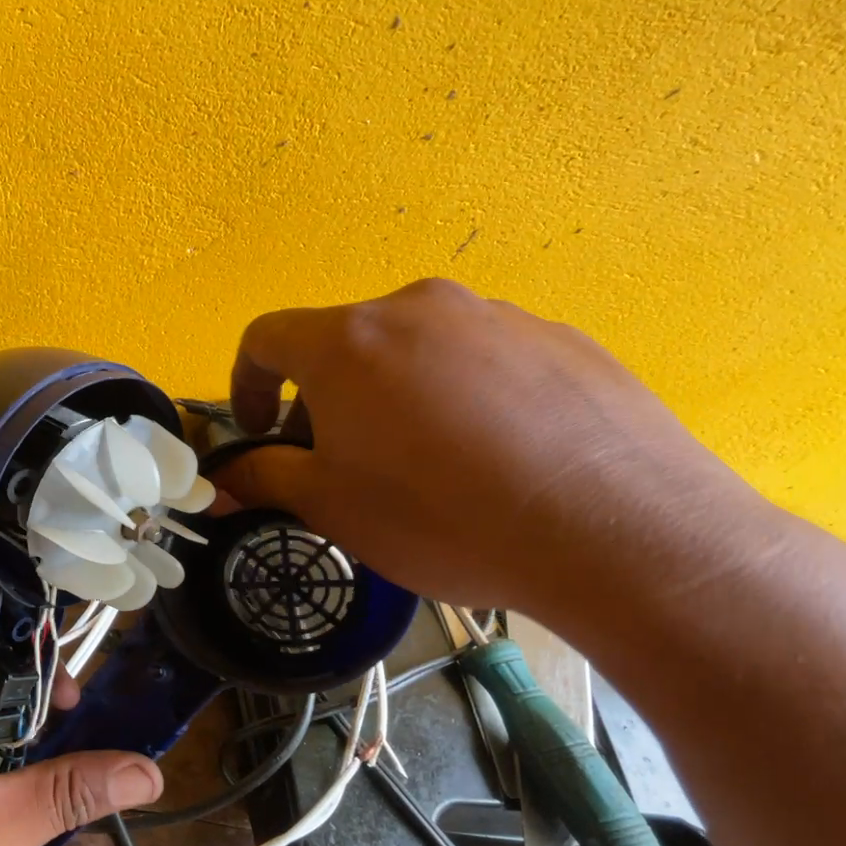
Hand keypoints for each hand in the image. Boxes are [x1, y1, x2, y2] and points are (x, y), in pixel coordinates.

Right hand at [216, 277, 775, 623]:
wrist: (622, 535)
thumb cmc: (441, 516)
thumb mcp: (330, 507)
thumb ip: (264, 479)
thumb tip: (223, 479)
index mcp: (349, 342)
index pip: (266, 338)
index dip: (247, 384)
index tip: (262, 432)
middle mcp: (419, 310)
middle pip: (345, 344)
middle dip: (325, 399)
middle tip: (342, 462)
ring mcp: (499, 318)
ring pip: (417, 351)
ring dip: (395, 396)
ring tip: (427, 465)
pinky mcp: (564, 341)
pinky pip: (486, 360)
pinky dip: (466, 397)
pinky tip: (497, 459)